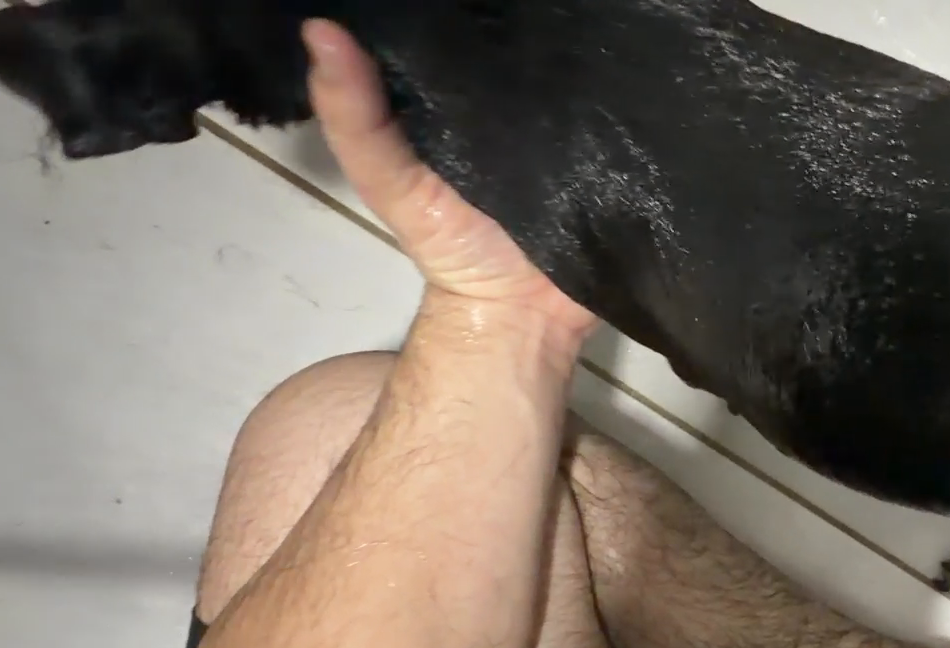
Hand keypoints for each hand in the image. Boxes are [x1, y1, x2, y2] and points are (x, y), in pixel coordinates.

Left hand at [302, 20, 595, 340]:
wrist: (524, 314)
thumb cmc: (453, 249)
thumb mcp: (391, 184)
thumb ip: (356, 122)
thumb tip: (323, 28)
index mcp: (465, 105)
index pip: (461, 42)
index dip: (459, 12)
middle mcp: (522, 116)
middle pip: (527, 61)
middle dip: (532, 31)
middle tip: (550, 4)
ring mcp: (572, 143)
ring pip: (577, 93)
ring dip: (583, 66)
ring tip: (596, 27)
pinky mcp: (613, 172)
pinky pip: (619, 137)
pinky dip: (622, 115)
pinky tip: (626, 79)